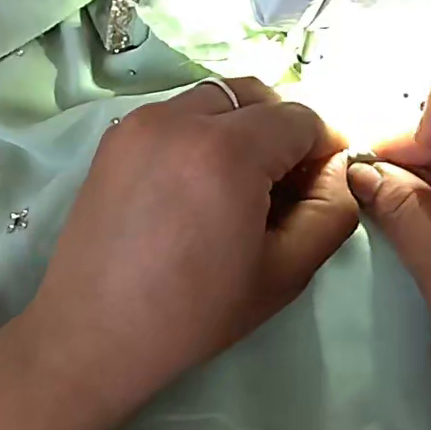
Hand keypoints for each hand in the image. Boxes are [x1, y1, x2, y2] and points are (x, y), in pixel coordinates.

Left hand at [0, 78, 356, 429]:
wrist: (93, 333)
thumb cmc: (193, 314)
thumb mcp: (284, 274)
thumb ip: (331, 212)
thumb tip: (337, 170)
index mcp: (227, 152)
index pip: (301, 118)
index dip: (322, 150)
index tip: (318, 187)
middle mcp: (179, 118)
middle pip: (257, 96)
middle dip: (281, 131)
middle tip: (279, 186)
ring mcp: (139, 122)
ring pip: (214, 100)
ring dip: (239, 129)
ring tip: (233, 186)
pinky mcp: (114, 137)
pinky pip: (176, 115)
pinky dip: (199, 134)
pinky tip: (191, 186)